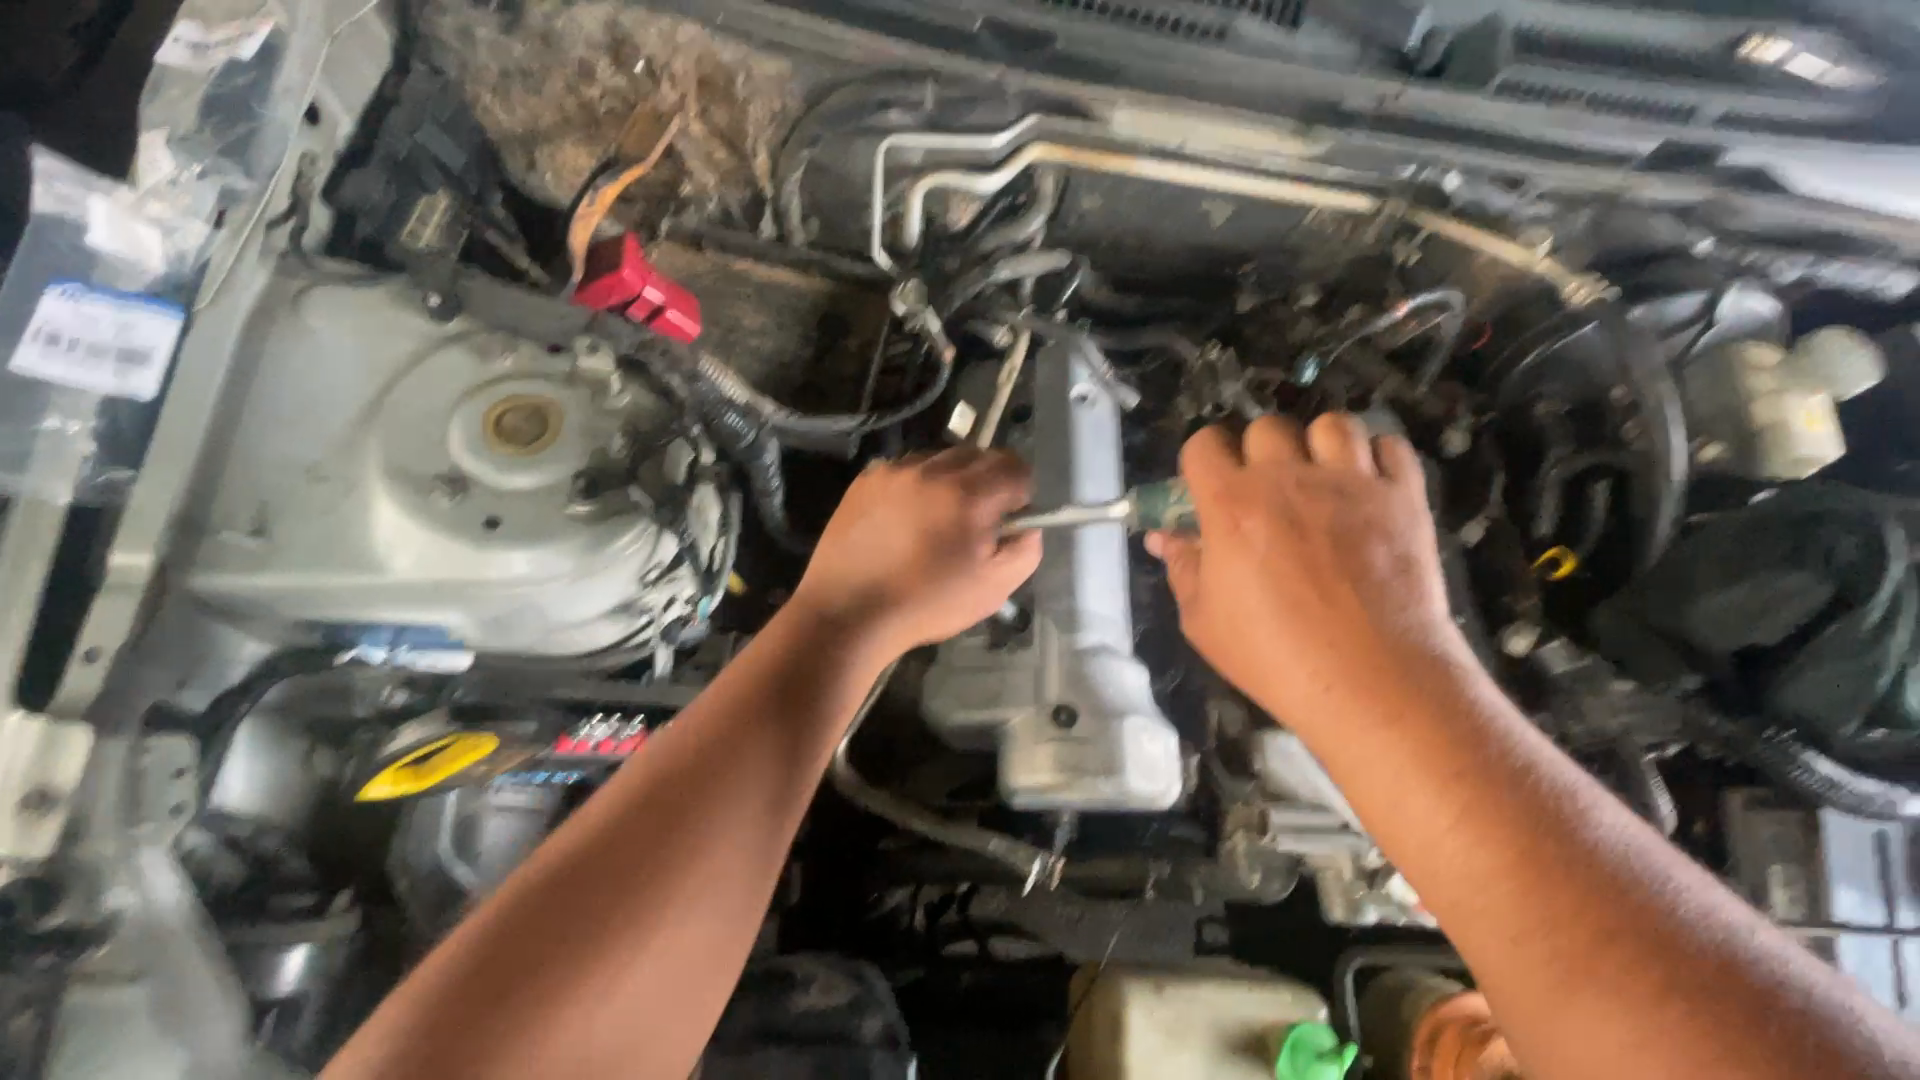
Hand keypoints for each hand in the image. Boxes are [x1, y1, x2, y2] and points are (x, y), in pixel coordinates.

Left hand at [790, 447, 1043, 655]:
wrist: (847, 612)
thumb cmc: (926, 604)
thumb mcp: (993, 589)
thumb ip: (1025, 551)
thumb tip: (1027, 526)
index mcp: (969, 494)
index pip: (1015, 467)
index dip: (1021, 493)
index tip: (1009, 520)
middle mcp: (932, 470)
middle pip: (978, 455)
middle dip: (988, 482)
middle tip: (977, 521)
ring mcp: (894, 471)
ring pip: (940, 459)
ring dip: (951, 480)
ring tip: (937, 521)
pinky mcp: (866, 480)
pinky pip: (905, 470)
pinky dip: (916, 487)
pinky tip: (904, 522)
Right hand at [1147, 414, 1472, 726]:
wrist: (1372, 680)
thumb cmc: (1274, 656)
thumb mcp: (1203, 621)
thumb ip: (1182, 568)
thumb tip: (1164, 537)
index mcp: (1232, 504)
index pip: (1204, 444)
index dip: (1201, 460)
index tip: (1208, 487)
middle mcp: (1288, 478)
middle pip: (1266, 428)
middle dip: (1257, 452)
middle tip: (1265, 491)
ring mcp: (1352, 482)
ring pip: (1331, 424)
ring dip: (1318, 444)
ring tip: (1320, 477)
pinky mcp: (1403, 496)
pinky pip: (1389, 446)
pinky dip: (1376, 457)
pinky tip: (1367, 485)